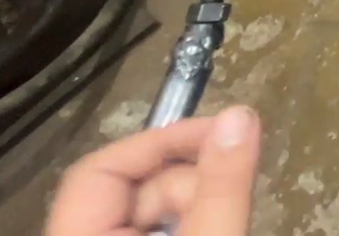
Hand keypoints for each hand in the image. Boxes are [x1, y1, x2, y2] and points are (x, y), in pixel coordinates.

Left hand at [46, 105, 259, 235]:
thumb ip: (222, 183)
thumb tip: (239, 113)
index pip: (98, 170)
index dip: (160, 143)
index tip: (224, 133)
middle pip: (134, 185)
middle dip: (191, 180)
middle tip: (234, 192)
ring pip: (154, 205)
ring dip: (199, 200)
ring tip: (227, 219)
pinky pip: (159, 223)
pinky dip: (194, 216)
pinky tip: (218, 225)